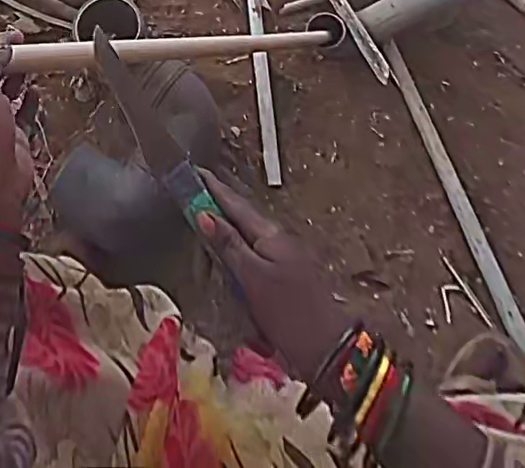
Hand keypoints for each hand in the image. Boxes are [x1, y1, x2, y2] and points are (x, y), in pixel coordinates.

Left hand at [0, 34, 34, 231]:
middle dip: (10, 58)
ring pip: (12, 91)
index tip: (11, 33)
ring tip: (35, 62)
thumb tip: (1, 47)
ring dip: (22, 76)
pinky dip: (32, 100)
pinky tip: (37, 91)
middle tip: (27, 44)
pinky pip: (25, 113)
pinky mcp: (15, 137)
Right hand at [196, 169, 351, 376]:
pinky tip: (226, 255)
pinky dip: (235, 251)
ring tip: (204, 217)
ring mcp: (281, 260)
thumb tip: (204, 213)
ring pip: (246, 237)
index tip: (195, 171)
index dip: (214, 188)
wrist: (331, 353)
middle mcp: (276, 241)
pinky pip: (252, 256)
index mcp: (269, 234)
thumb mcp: (253, 277)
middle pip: (240, 217)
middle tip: (193, 192)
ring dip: (226, 227)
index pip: (235, 204)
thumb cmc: (289, 312)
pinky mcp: (282, 279)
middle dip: (218, 204)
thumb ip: (229, 244)